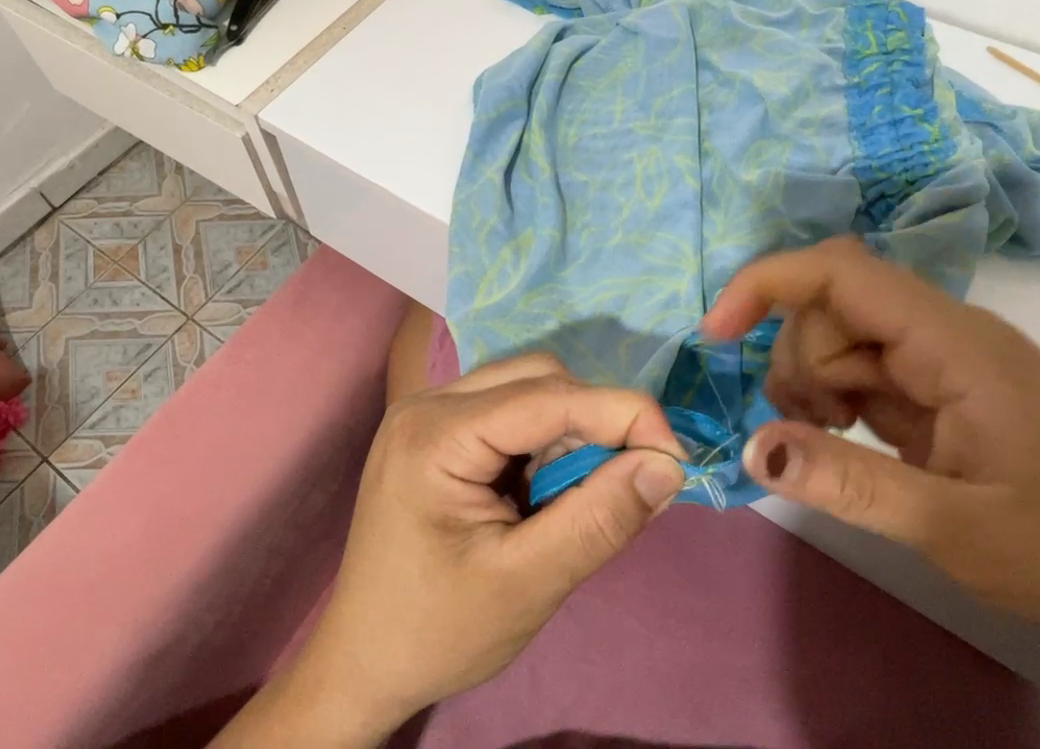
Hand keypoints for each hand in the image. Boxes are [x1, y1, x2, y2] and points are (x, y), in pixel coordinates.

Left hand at [236, 355, 687, 743]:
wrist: (363, 660)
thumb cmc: (438, 629)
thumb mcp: (528, 583)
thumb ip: (599, 520)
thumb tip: (667, 466)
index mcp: (435, 434)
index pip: (548, 395)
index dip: (622, 415)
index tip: (675, 460)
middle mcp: (427, 404)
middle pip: (538, 379)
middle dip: (594, 424)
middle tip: (626, 486)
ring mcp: (427, 415)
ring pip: (527, 391)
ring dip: (570, 434)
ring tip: (576, 500)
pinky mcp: (436, 434)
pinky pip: (508, 414)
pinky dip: (543, 445)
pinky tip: (543, 494)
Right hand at [701, 237, 1039, 633]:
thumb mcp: (957, 529)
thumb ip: (850, 483)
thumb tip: (751, 446)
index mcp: (957, 344)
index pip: (842, 273)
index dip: (767, 284)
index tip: (715, 334)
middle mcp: (945, 336)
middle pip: (830, 308)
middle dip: (795, 362)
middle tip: (812, 433)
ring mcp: (941, 364)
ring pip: (837, 340)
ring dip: (810, 386)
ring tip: (831, 446)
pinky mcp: (937, 393)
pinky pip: (859, 372)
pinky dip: (831, 402)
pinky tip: (844, 442)